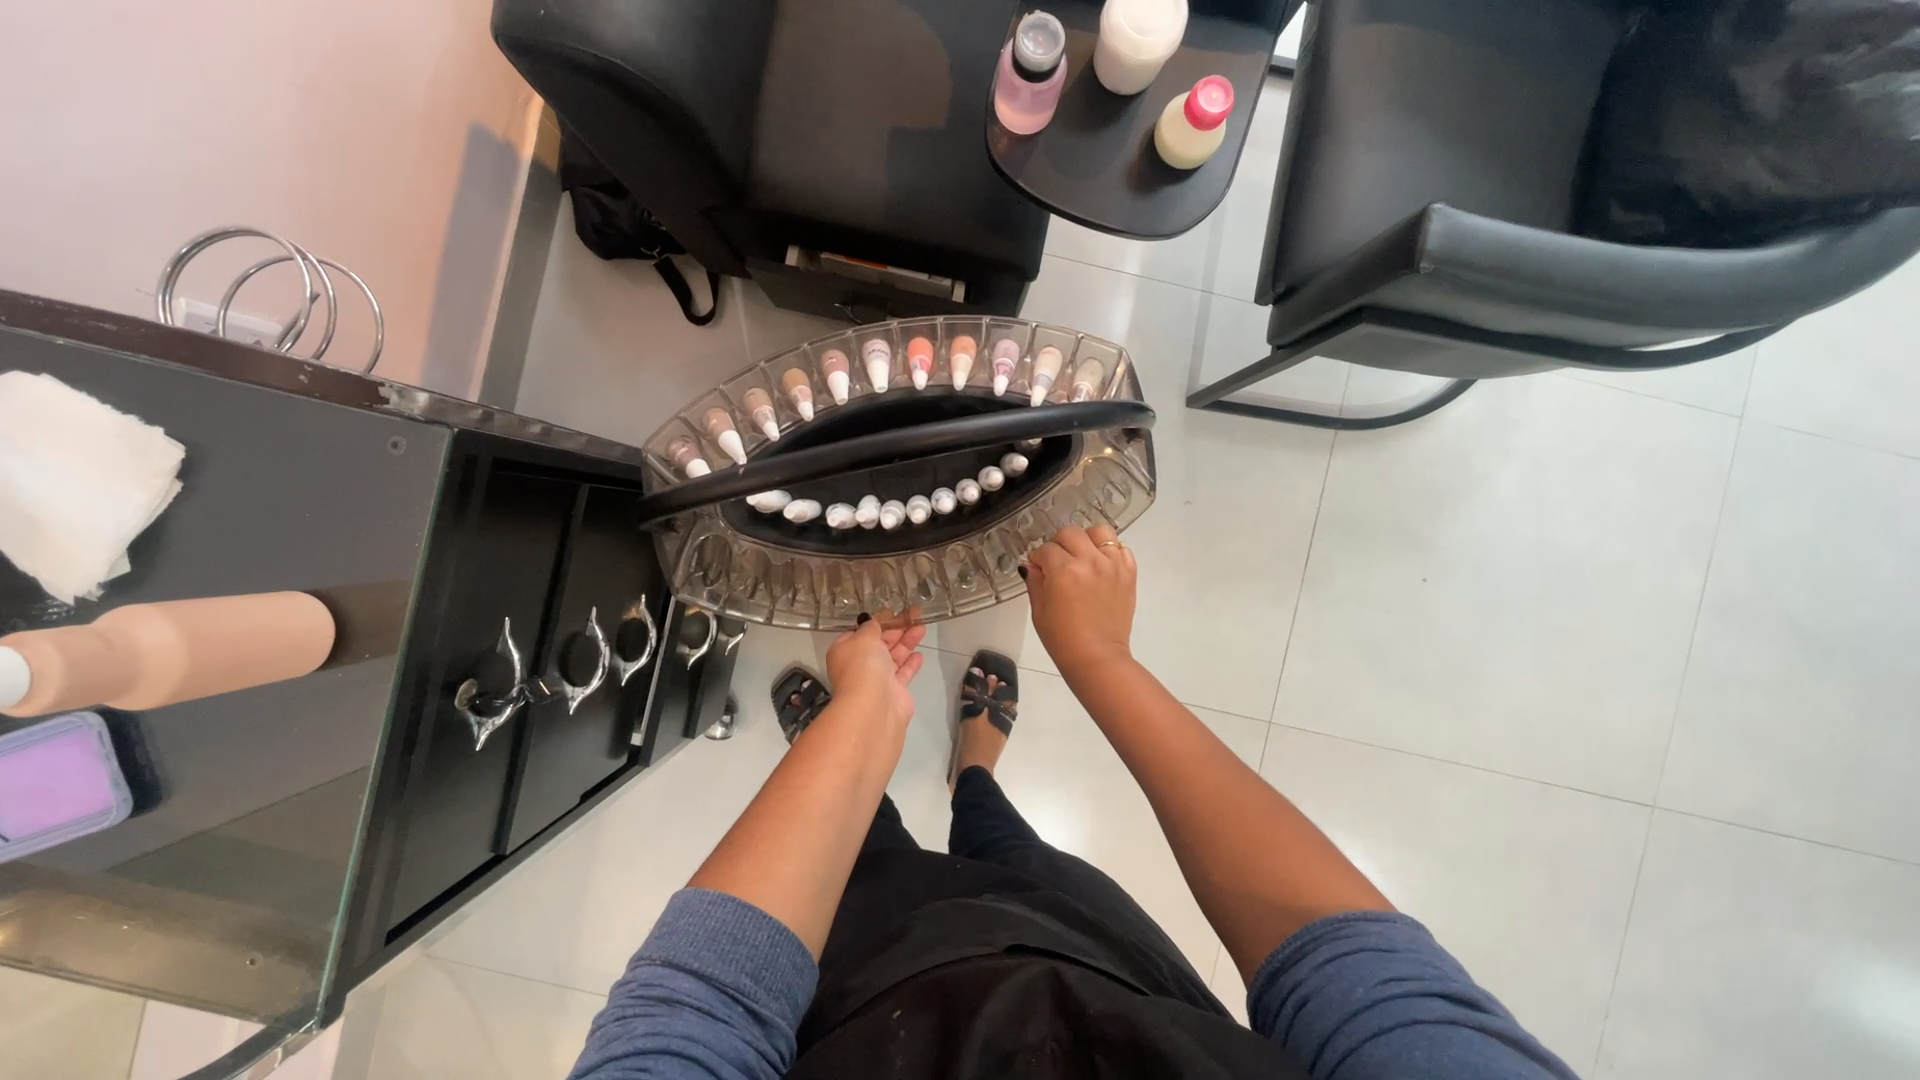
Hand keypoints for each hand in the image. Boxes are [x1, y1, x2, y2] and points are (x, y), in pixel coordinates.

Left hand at [824, 608, 926, 733]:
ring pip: (894, 656)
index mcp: (845, 651)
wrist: (874, 706)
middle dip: (896, 628)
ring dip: (907, 641)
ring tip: (922, 626)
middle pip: (880, 643)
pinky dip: (911, 663)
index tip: (893, 611)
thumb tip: (874, 623)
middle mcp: (860, 665)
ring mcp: (877, 679)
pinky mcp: (895, 691)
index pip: (861, 633)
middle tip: (915, 614)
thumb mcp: (863, 637)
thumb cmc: (863, 666)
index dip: (877, 621)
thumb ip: (871, 627)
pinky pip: (903, 673)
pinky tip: (919, 654)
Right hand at [1025, 524, 1136, 677]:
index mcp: (1063, 571)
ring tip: (1082, 556)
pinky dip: (1110, 552)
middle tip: (1057, 561)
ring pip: (1099, 532)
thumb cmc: (1062, 639)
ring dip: (1087, 540)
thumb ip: (1035, 582)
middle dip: (1058, 544)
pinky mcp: (1129, 574)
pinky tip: (1101, 566)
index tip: (1038, 568)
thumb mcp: (1039, 610)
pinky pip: (1121, 549)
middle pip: (1070, 533)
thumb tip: (1032, 565)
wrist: (1097, 657)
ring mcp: (1113, 566)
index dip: (1038, 558)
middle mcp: (1090, 562)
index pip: (1046, 549)